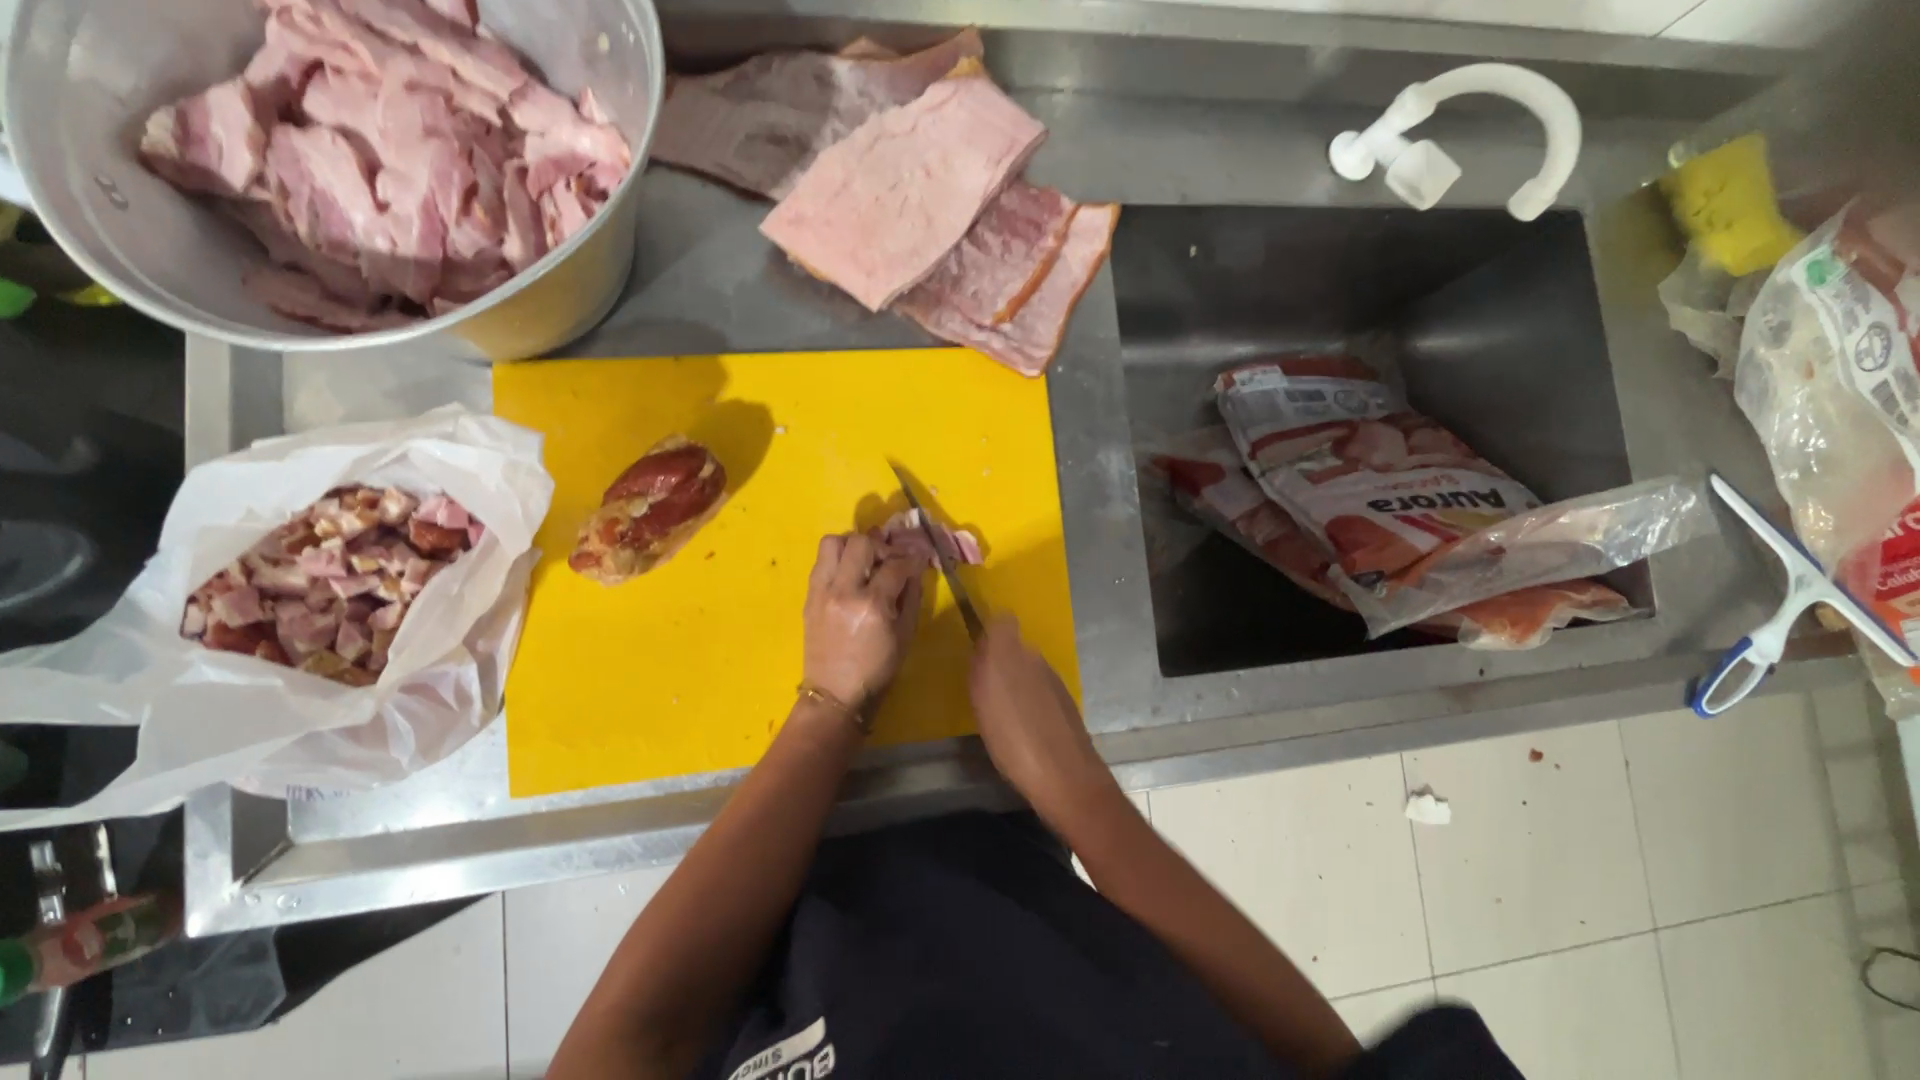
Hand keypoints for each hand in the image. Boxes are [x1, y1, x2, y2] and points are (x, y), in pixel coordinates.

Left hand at [803, 533, 925, 712]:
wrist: (835, 693)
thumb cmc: (877, 669)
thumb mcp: (906, 635)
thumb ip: (911, 596)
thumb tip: (913, 569)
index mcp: (873, 605)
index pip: (895, 564)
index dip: (911, 559)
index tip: (918, 559)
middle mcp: (844, 591)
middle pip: (862, 542)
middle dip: (881, 545)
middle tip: (889, 559)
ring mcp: (822, 591)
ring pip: (833, 542)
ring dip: (853, 545)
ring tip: (864, 561)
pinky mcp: (809, 596)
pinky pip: (821, 561)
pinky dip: (838, 560)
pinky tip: (848, 574)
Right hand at [969, 616, 1118, 826]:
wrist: (1066, 780)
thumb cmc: (1017, 739)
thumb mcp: (988, 696)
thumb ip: (987, 658)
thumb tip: (989, 631)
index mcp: (1017, 655)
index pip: (1003, 622)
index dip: (989, 631)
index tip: (974, 651)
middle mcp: (1038, 663)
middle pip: (1014, 648)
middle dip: (997, 660)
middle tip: (979, 687)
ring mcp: (1054, 687)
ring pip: (1026, 671)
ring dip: (1011, 684)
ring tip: (996, 712)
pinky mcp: (1063, 710)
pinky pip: (1036, 695)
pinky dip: (1025, 705)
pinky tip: (1018, 730)